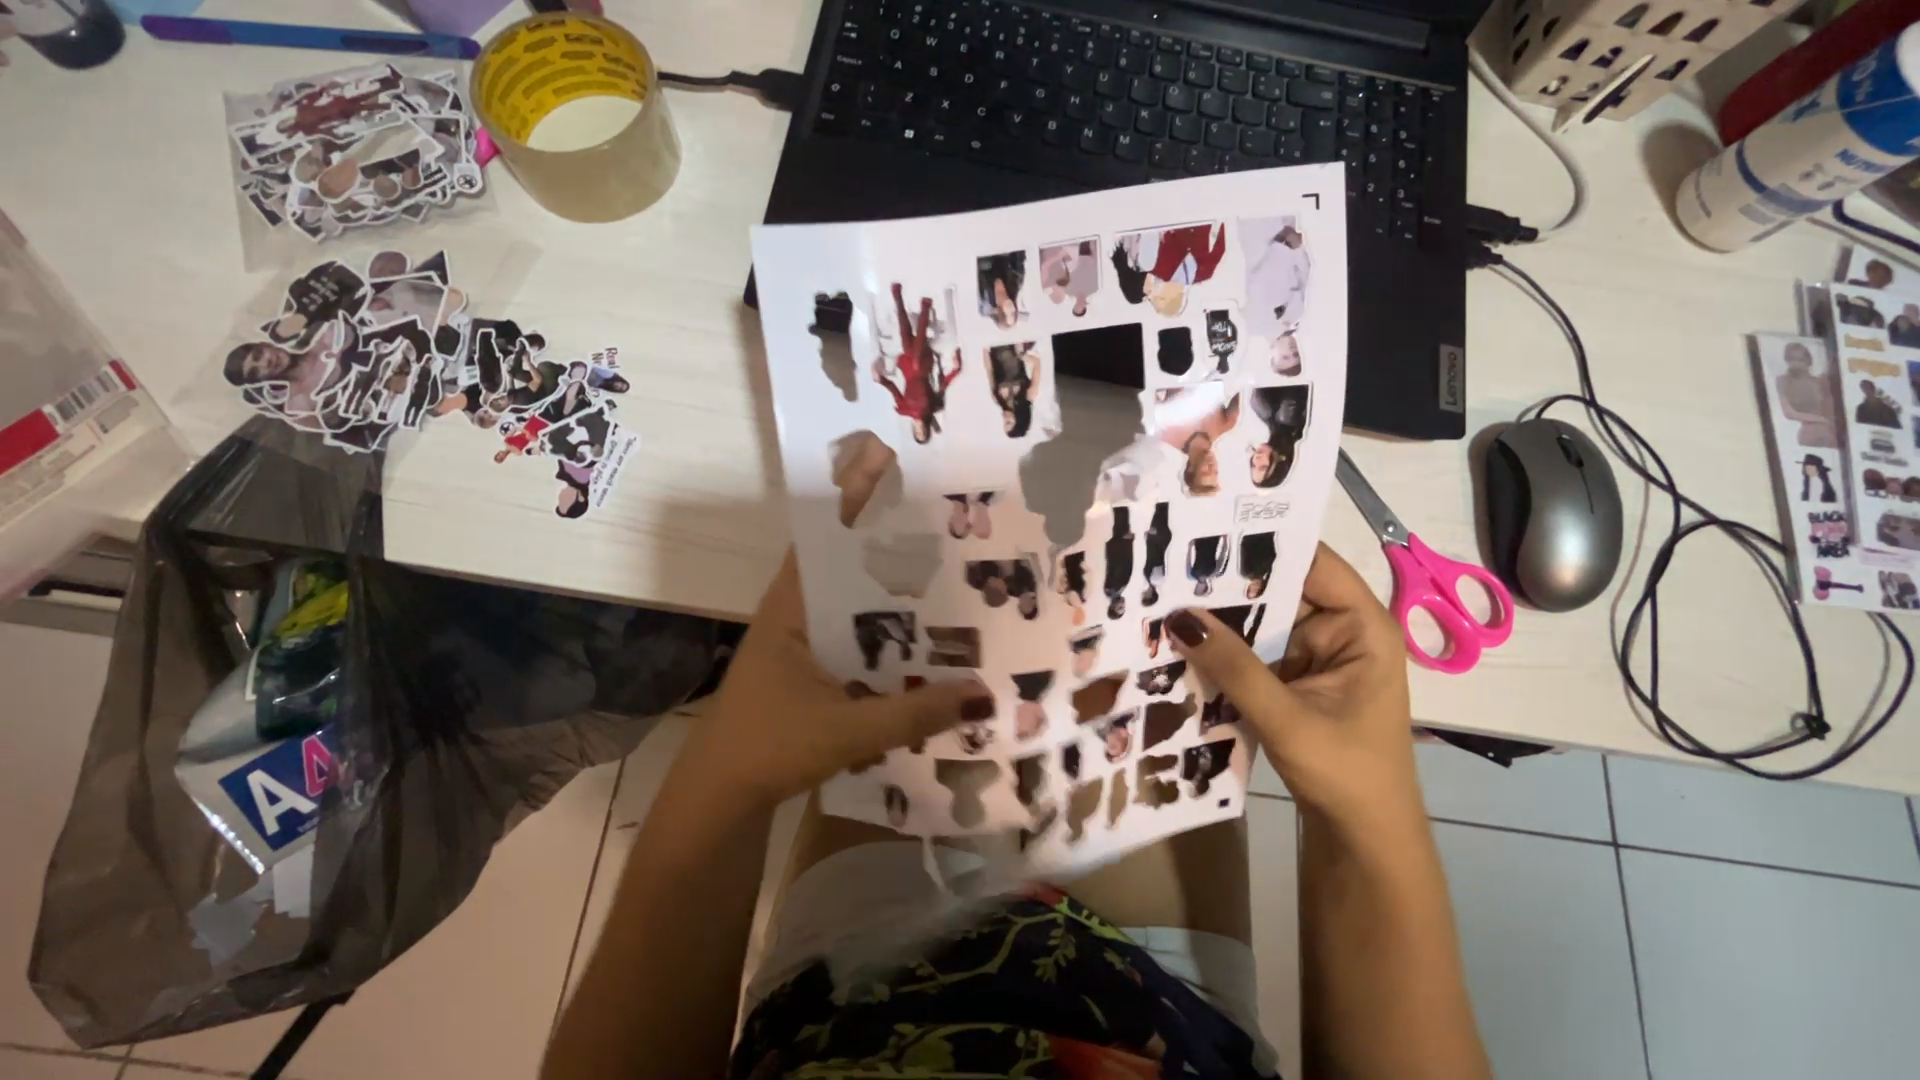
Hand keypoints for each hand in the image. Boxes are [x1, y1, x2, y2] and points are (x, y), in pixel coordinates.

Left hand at [682, 438, 989, 806]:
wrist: (717, 802)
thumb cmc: (769, 748)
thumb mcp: (847, 730)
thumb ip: (914, 713)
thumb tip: (983, 693)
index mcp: (790, 609)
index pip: (825, 541)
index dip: (860, 513)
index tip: (907, 490)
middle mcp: (793, 619)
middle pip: (847, 576)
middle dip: (894, 564)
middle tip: (952, 545)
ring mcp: (798, 650)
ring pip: (853, 616)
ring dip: (893, 610)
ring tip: (950, 595)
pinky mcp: (807, 680)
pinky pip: (854, 651)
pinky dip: (885, 649)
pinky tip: (924, 657)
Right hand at [1166, 543, 1422, 838]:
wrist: (1363, 840)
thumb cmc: (1346, 774)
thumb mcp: (1287, 718)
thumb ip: (1234, 666)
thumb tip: (1178, 617)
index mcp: (1362, 628)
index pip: (1314, 563)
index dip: (1266, 542)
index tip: (1210, 525)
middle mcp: (1339, 632)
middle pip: (1281, 590)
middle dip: (1231, 580)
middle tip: (1170, 561)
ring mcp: (1313, 658)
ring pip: (1261, 622)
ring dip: (1221, 615)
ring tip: (1163, 591)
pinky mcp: (1291, 682)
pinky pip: (1252, 652)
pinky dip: (1221, 647)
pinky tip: (1179, 637)